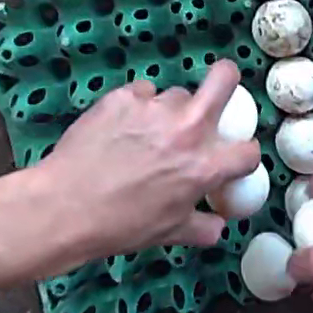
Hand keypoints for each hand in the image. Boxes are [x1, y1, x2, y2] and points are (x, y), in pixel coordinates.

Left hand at [30, 59, 260, 259]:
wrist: (64, 207)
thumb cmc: (121, 226)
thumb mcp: (170, 234)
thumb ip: (202, 227)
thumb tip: (217, 224)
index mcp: (204, 166)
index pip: (248, 151)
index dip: (244, 156)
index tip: (232, 159)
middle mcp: (187, 129)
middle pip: (224, 79)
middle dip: (227, 79)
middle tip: (216, 94)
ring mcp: (155, 108)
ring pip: (175, 94)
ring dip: (170, 110)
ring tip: (147, 132)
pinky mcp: (124, 97)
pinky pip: (141, 94)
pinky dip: (136, 108)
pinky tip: (119, 128)